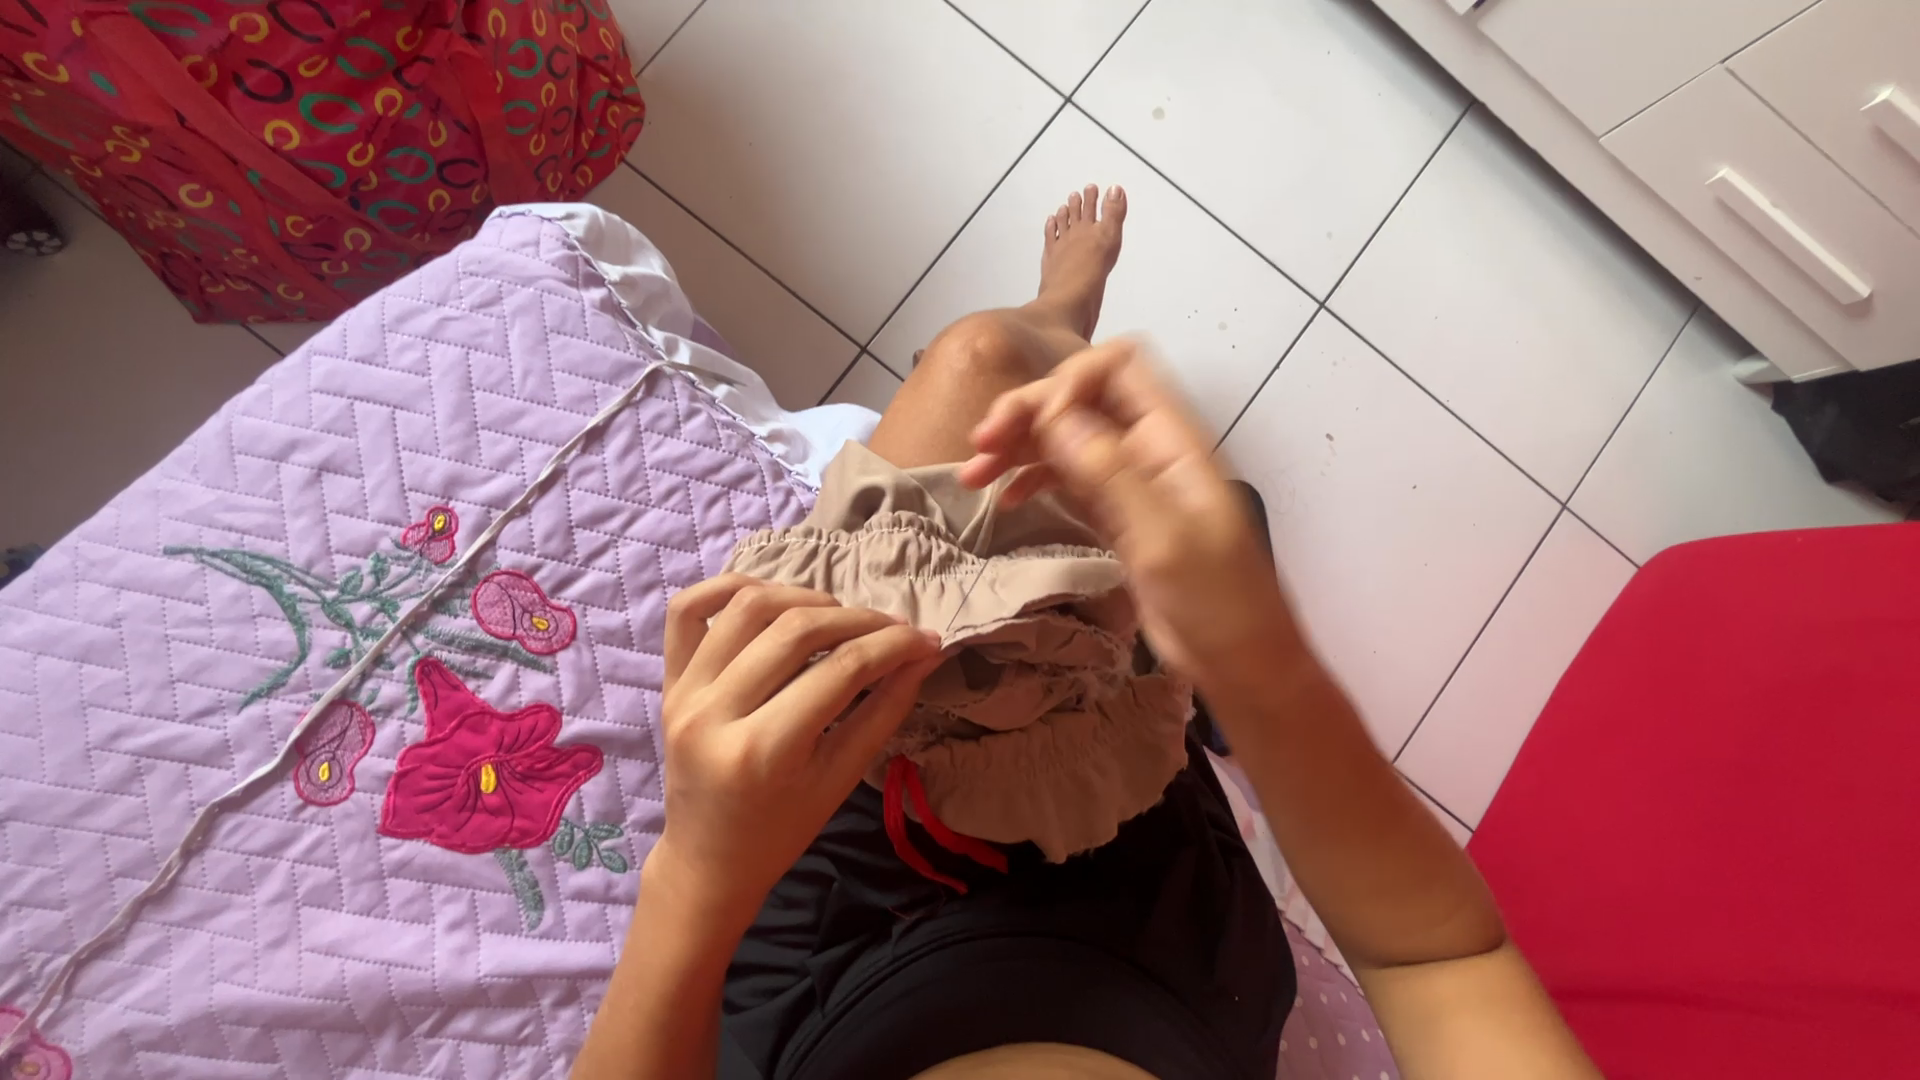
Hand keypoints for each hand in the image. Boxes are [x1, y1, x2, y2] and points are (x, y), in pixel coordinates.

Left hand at [647, 574, 942, 929]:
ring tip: (839, 616)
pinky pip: (688, 610)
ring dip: (805, 598)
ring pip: (748, 607)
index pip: (841, 671)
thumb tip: (924, 652)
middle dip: (858, 620)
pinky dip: (730, 586)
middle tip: (892, 630)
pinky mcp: (668, 681)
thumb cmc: (784, 828)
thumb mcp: (843, 778)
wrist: (709, 858)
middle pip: (796, 631)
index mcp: (762, 752)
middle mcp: (713, 713)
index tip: (926, 640)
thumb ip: (885, 709)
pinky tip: (772, 596)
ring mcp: (683, 692)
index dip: (893, 646)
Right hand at [958, 339, 1304, 684]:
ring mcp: (1129, 483)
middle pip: (1082, 399)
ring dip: (1019, 447)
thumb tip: (1052, 413)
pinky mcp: (1114, 517)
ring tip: (973, 474)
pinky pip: (1067, 480)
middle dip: (1028, 411)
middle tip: (980, 445)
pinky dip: (1033, 480)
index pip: (1119, 367)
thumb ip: (1109, 471)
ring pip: (1066, 439)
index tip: (1034, 426)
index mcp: (1172, 439)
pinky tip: (1006, 499)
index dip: (1071, 381)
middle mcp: (1148, 449)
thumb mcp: (1164, 536)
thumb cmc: (1217, 603)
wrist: (1237, 662)